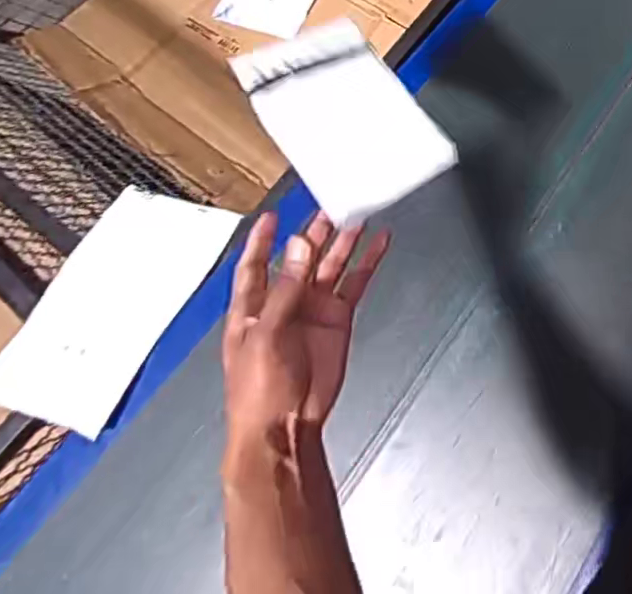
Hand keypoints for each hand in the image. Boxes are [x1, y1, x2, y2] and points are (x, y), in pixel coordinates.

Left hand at [223, 213, 389, 448]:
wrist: (286, 423)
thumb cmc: (258, 391)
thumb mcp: (265, 335)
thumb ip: (287, 289)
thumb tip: (300, 247)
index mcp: (252, 308)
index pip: (255, 265)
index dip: (261, 241)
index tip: (271, 217)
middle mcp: (284, 303)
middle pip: (301, 259)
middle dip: (315, 233)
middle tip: (331, 208)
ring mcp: (314, 309)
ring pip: (332, 266)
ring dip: (345, 243)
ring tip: (359, 218)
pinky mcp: (338, 318)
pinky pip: (356, 282)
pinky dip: (369, 262)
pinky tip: (378, 245)